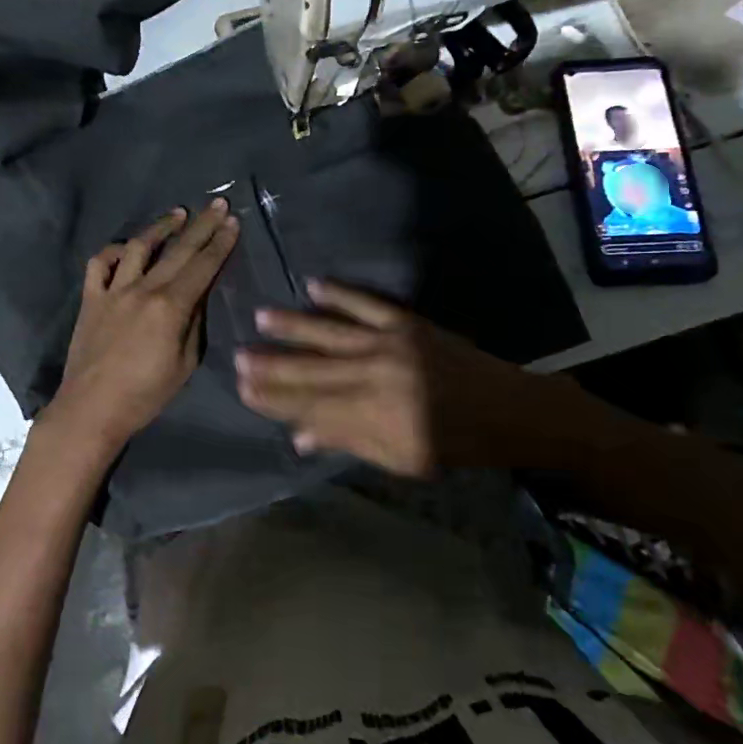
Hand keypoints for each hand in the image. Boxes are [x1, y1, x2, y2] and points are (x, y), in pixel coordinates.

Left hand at [52, 199, 239, 444]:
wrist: (91, 409)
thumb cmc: (146, 394)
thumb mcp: (185, 363)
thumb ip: (194, 323)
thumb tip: (199, 294)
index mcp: (171, 307)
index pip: (203, 266)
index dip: (220, 243)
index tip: (233, 222)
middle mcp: (143, 289)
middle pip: (178, 250)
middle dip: (202, 225)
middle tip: (218, 204)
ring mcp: (113, 291)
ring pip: (138, 247)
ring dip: (161, 228)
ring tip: (178, 214)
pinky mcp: (91, 299)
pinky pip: (99, 264)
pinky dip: (113, 251)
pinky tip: (126, 247)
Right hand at [234, 281, 538, 474]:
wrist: (505, 408)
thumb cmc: (452, 443)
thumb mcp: (400, 458)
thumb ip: (348, 441)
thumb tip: (298, 437)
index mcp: (371, 412)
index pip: (309, 404)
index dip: (274, 398)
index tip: (243, 389)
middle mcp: (373, 374)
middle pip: (312, 368)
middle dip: (272, 364)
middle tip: (237, 358)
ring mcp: (389, 342)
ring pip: (330, 332)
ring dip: (294, 325)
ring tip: (261, 317)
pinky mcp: (406, 322)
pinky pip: (366, 304)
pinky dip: (339, 294)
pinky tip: (313, 285)